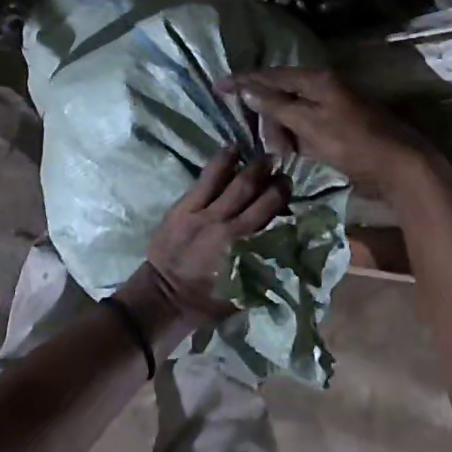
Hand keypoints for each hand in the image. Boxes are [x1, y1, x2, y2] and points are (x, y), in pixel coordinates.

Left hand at [139, 146, 288, 319]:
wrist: (162, 298)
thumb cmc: (206, 301)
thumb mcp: (242, 290)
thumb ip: (263, 267)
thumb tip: (285, 246)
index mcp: (241, 247)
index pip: (268, 213)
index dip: (280, 196)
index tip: (289, 185)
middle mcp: (225, 225)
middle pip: (251, 191)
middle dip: (269, 176)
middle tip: (279, 165)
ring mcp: (201, 213)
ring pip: (229, 180)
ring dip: (248, 164)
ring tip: (260, 153)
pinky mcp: (183, 207)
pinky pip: (204, 179)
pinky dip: (220, 163)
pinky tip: (230, 150)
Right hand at [216, 68, 443, 198]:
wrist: (400, 167)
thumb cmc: (354, 142)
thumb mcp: (311, 124)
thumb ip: (278, 107)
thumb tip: (248, 90)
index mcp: (317, 80)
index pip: (271, 75)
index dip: (243, 81)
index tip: (217, 88)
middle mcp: (322, 89)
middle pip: (280, 95)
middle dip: (267, 118)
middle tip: (269, 146)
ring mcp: (330, 109)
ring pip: (291, 115)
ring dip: (281, 133)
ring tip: (282, 155)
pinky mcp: (336, 129)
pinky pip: (304, 129)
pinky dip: (295, 140)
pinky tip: (291, 154)